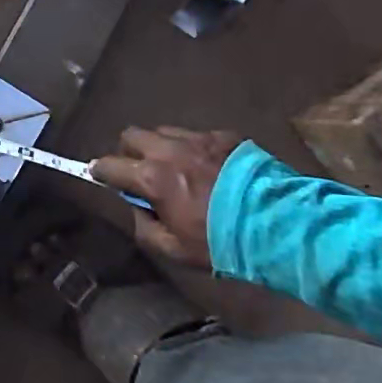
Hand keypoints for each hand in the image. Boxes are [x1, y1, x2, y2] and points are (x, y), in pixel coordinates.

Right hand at [88, 126, 239, 269]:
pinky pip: (196, 135)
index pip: (108, 165)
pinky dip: (193, 148)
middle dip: (129, 151)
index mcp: (151, 178)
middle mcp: (167, 151)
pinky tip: (209, 167)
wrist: (281, 227)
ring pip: (162, 132)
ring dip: (160, 146)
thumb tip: (136, 208)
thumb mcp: (175, 250)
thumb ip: (144, 227)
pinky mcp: (224, 136)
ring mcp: (197, 139)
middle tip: (141, 170)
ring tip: (176, 166)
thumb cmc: (222, 243)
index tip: (100, 176)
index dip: (100, 171)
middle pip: (131, 135)